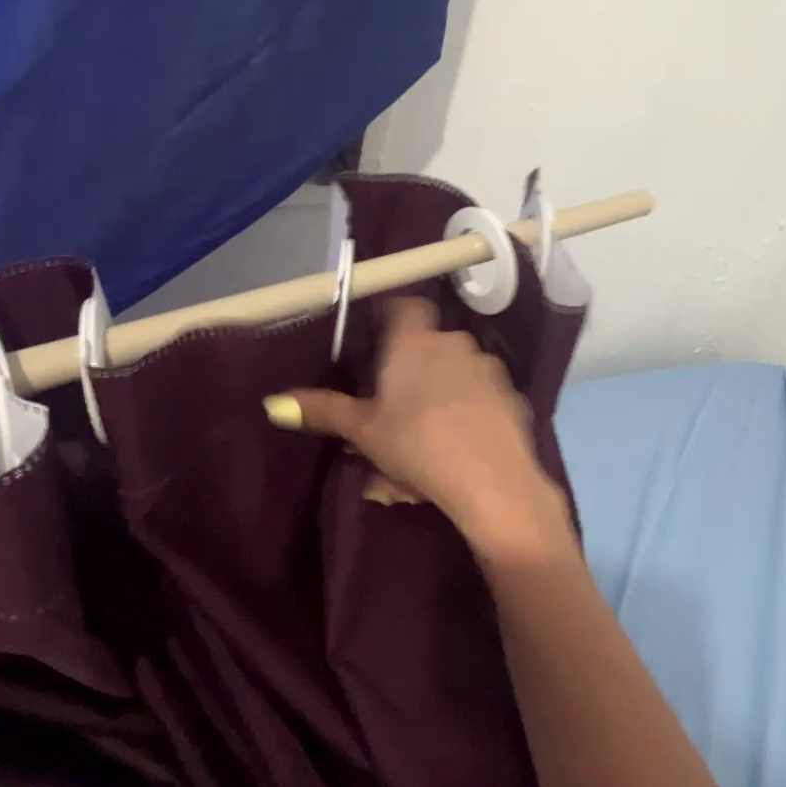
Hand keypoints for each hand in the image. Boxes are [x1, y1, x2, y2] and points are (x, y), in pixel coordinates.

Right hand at [265, 298, 570, 557]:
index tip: (379, 338)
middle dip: (414, 363)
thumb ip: (321, 410)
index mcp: (414, 342)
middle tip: (396, 399)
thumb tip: (273, 402)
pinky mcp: (512, 395)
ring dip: (444, 386)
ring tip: (428, 426)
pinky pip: (483, 393)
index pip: (406, 306)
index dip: (393, 315)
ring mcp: (488, 367)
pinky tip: (461, 440)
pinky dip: (471, 407)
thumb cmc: (417, 445)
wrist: (491, 480)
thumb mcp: (363, 431)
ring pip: (459, 367)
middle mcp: (453, 342)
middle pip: (430, 341)